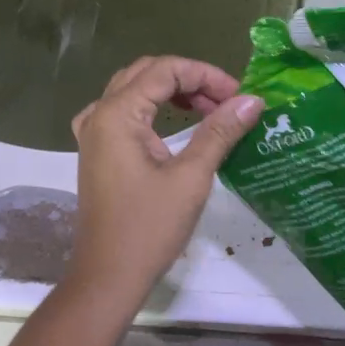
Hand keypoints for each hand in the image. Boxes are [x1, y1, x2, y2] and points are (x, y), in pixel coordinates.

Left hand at [67, 57, 263, 297]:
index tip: (239, 96)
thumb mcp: (191, 178)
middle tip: (226, 102)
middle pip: (145, 73)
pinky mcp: (96, 151)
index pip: (164, 70)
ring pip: (132, 90)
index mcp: (116, 113)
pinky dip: (150, 108)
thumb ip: (219, 132)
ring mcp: (92, 133)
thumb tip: (252, 100)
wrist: (108, 275)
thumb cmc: (149, 228)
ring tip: (208, 110)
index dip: (205, 74)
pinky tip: (171, 123)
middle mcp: (98, 114)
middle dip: (188, 79)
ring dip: (170, 92)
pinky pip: (122, 112)